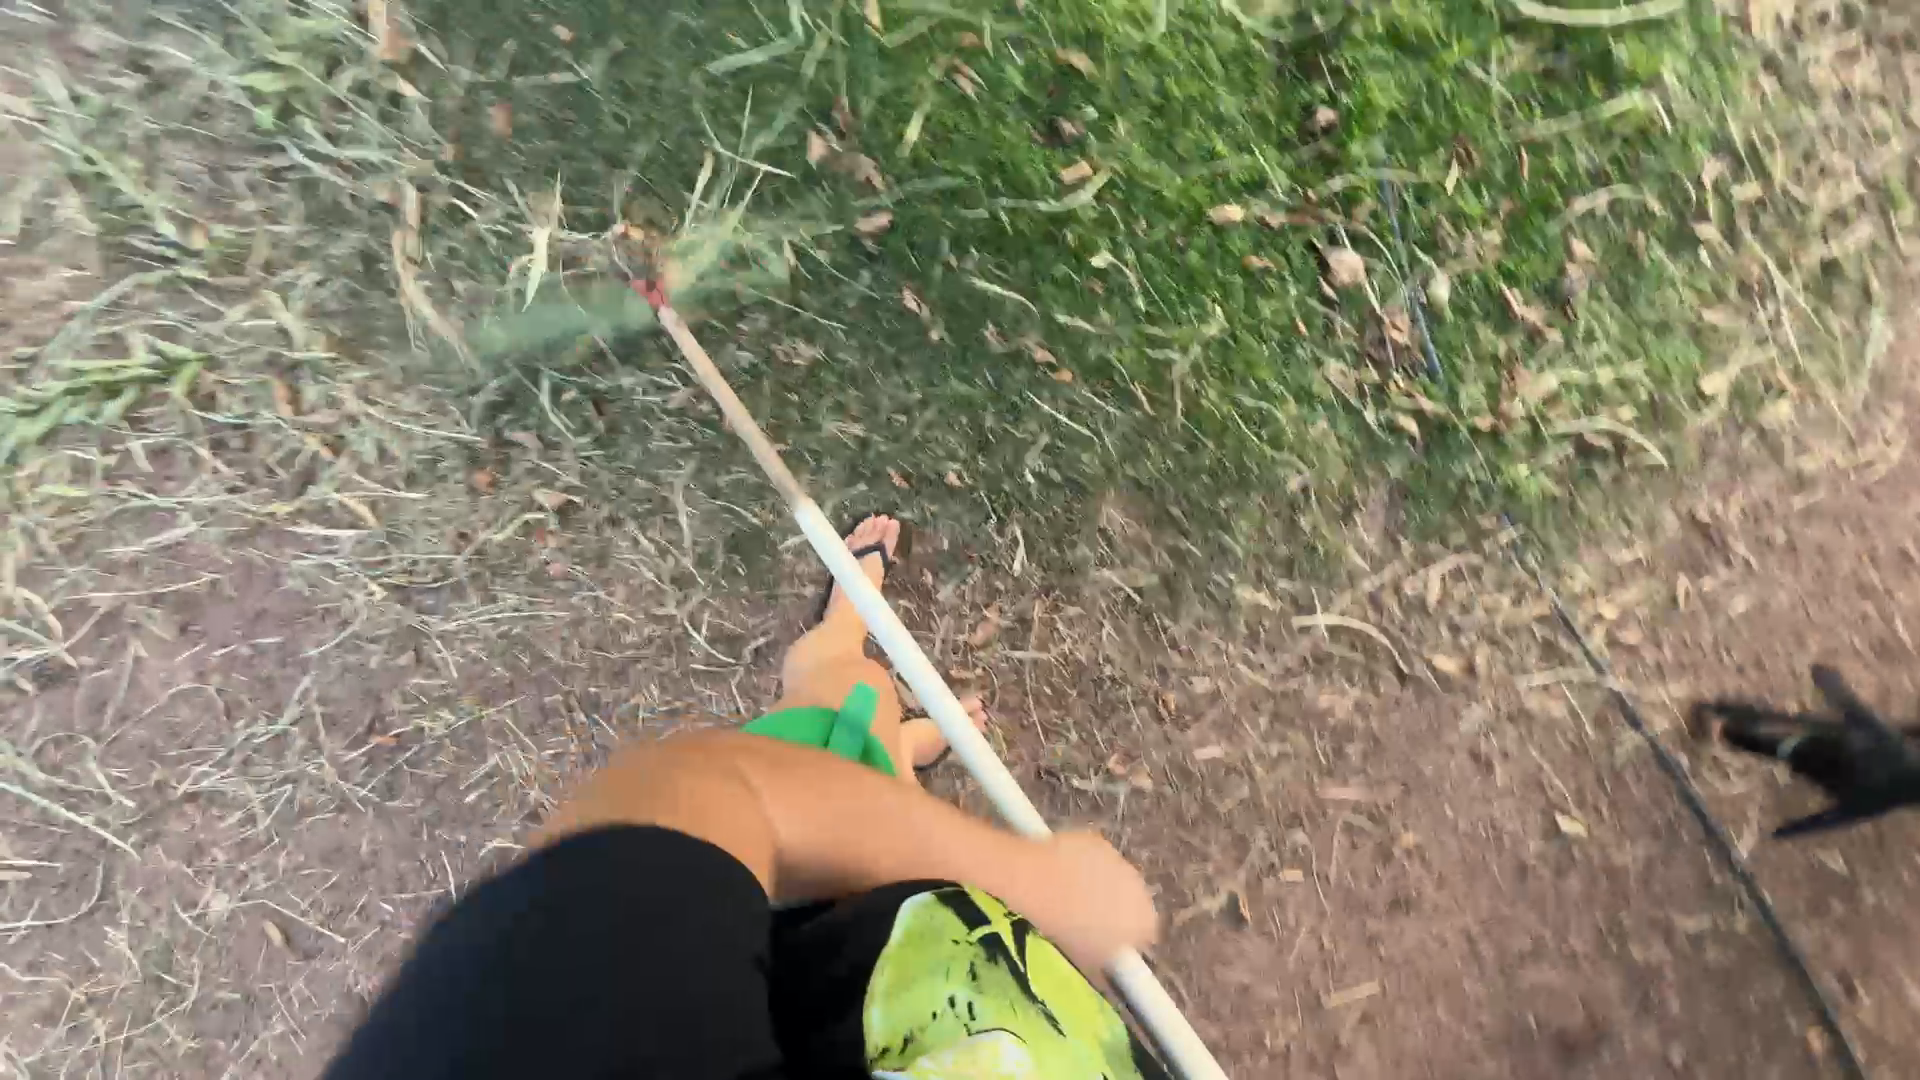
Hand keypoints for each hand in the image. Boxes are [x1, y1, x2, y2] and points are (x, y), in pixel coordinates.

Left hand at [1023, 830, 1158, 973]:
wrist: (1041, 884)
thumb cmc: (1066, 929)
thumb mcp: (1091, 958)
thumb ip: (1110, 956)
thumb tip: (1110, 954)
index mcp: (1144, 921)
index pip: (1147, 931)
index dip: (1129, 936)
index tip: (1112, 939)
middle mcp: (1140, 888)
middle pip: (1135, 899)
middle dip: (1119, 906)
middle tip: (1092, 916)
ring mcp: (1120, 860)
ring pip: (1117, 876)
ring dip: (1104, 883)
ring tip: (1075, 892)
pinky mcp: (1099, 841)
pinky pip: (1098, 856)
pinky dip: (1087, 863)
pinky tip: (1066, 871)